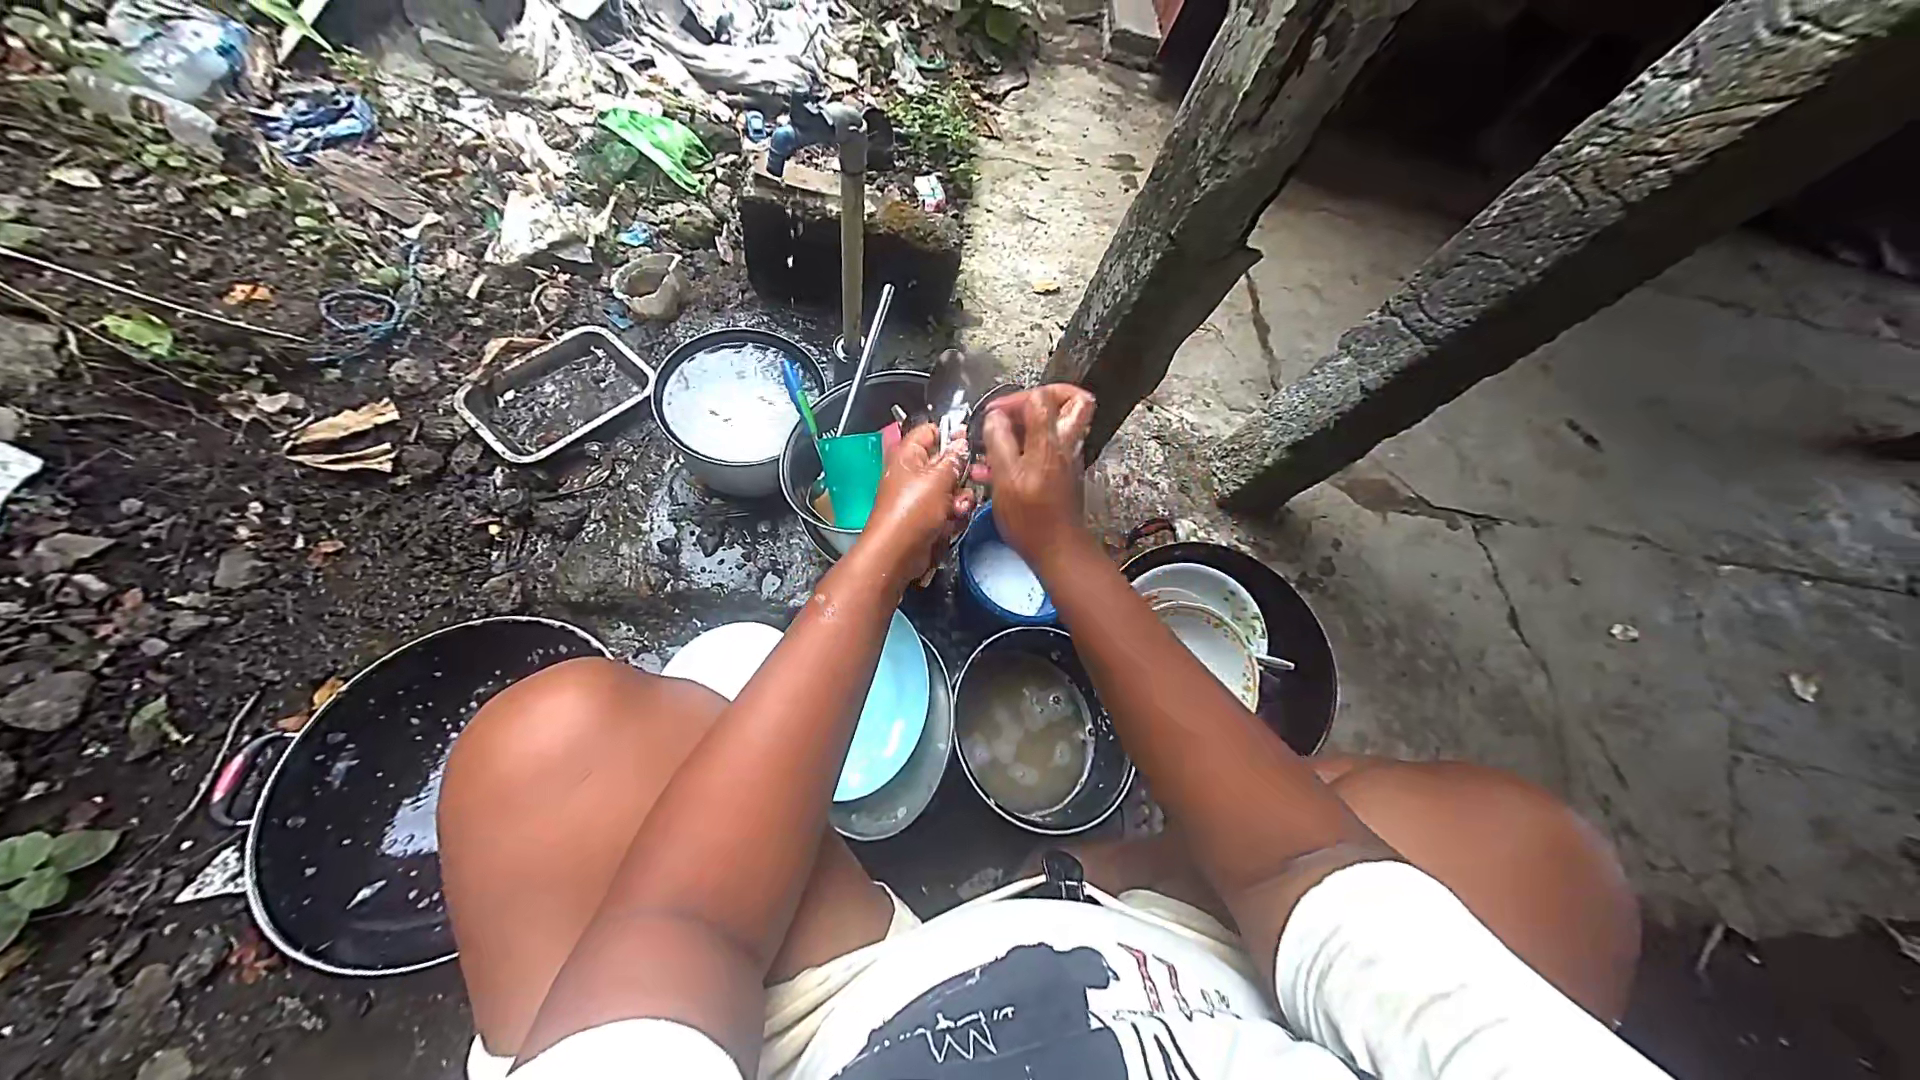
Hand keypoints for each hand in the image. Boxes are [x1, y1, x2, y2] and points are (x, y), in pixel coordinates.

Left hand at [859, 423, 974, 580]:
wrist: (899, 552)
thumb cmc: (909, 513)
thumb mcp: (938, 478)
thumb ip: (954, 458)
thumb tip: (962, 444)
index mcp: (908, 455)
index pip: (930, 431)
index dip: (951, 434)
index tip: (968, 442)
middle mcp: (913, 473)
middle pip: (947, 462)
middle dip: (961, 474)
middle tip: (965, 480)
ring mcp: (921, 496)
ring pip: (953, 488)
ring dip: (960, 498)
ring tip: (956, 508)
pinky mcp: (928, 516)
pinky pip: (950, 508)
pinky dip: (955, 515)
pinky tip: (952, 521)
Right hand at [978, 384, 1095, 563]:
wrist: (1056, 550)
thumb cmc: (1032, 520)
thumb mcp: (1005, 478)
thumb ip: (999, 442)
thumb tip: (995, 418)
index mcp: (1050, 443)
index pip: (1042, 397)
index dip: (1016, 398)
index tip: (995, 413)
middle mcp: (1065, 446)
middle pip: (1074, 401)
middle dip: (1046, 395)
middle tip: (1021, 404)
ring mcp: (1066, 460)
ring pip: (1058, 425)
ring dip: (1029, 426)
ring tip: (1001, 438)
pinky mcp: (1061, 474)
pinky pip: (1044, 450)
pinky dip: (1024, 450)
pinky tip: (998, 468)